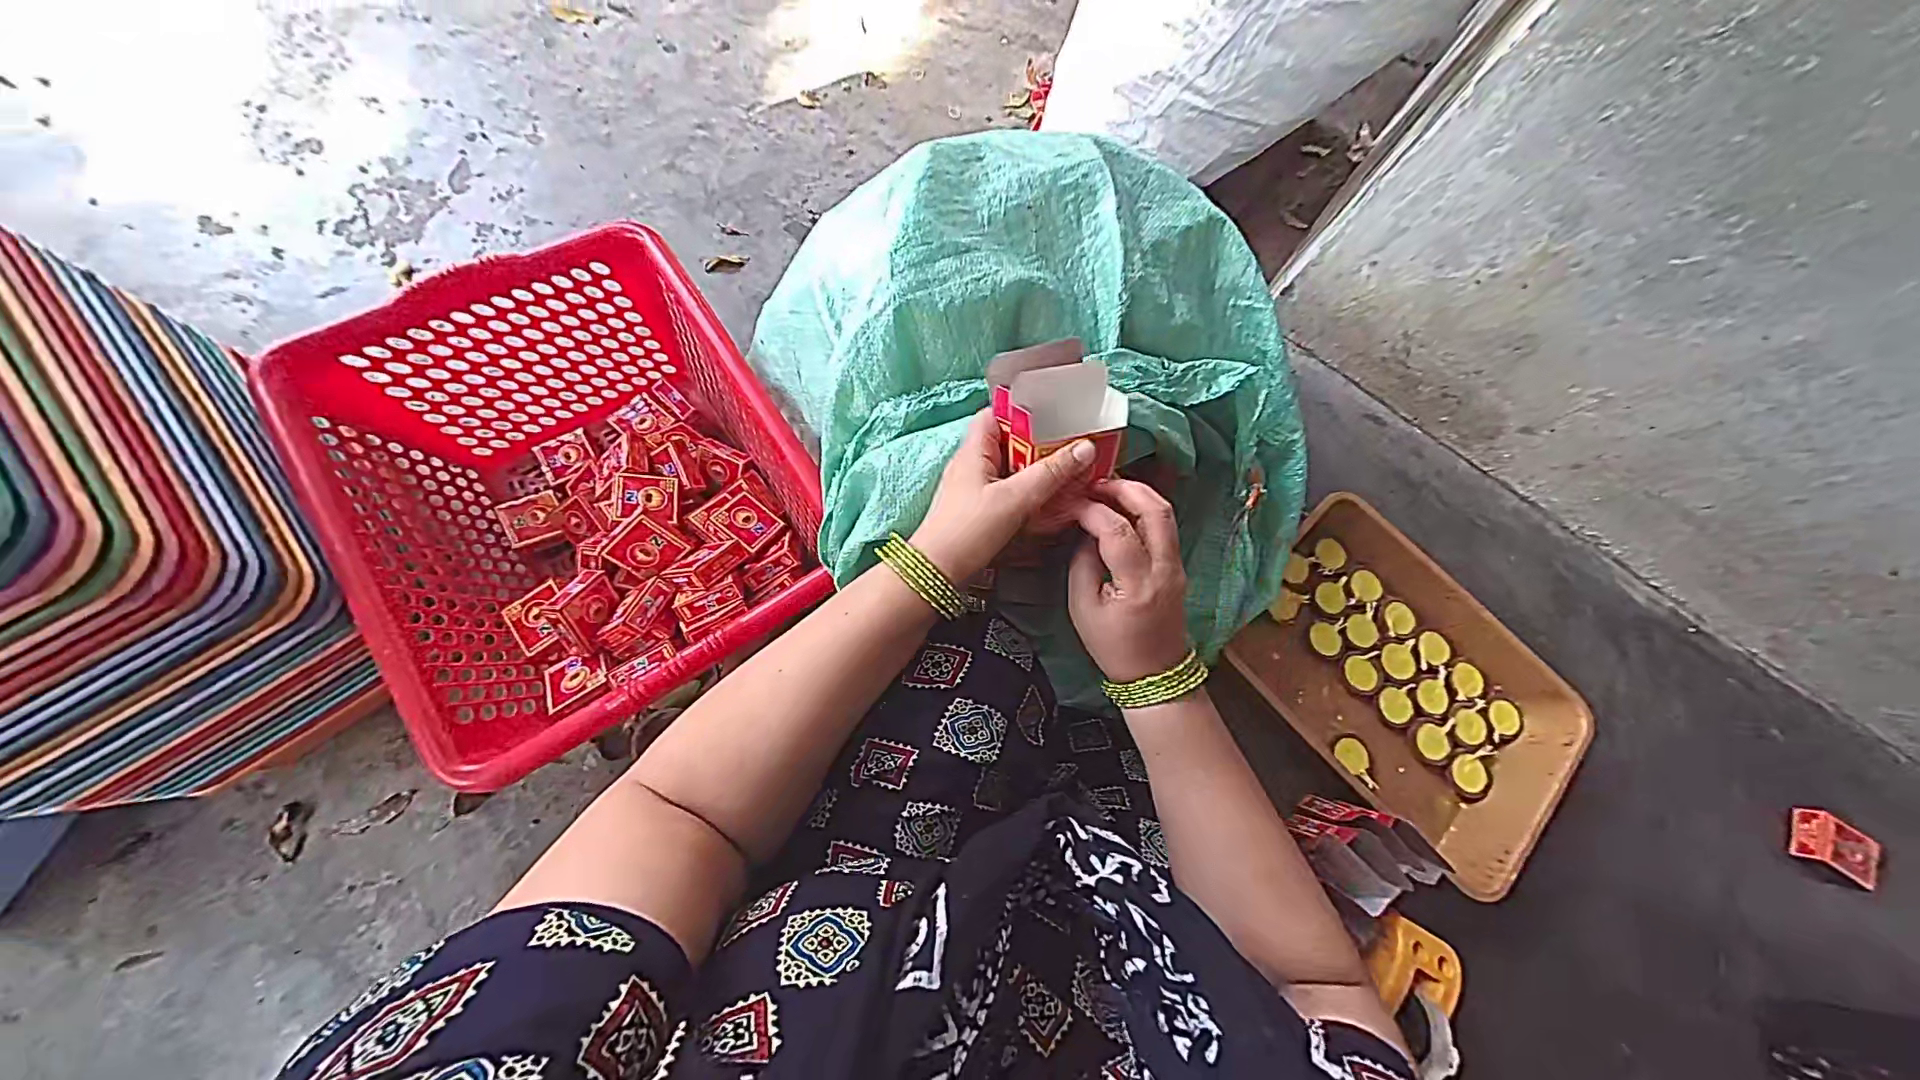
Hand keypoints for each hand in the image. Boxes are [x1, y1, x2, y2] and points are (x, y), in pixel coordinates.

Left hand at [911, 409, 1096, 582]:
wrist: (937, 573)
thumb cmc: (965, 532)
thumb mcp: (1014, 498)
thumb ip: (1051, 473)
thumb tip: (1083, 449)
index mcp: (973, 451)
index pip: (996, 414)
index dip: (1024, 411)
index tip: (1054, 415)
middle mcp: (973, 466)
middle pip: (1011, 443)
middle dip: (1041, 446)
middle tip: (1070, 450)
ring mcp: (976, 489)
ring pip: (1013, 470)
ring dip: (1038, 473)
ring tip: (1066, 475)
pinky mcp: (981, 511)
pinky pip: (1009, 493)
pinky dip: (1029, 494)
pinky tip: (1047, 503)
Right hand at [1067, 479, 1190, 683]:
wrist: (1154, 673)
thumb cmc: (1113, 646)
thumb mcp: (1082, 608)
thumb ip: (1082, 563)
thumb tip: (1086, 530)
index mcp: (1138, 585)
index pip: (1117, 531)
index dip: (1091, 511)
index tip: (1071, 505)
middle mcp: (1165, 569)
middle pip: (1156, 510)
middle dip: (1125, 488)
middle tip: (1096, 484)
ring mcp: (1177, 566)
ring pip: (1165, 513)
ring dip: (1137, 495)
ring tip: (1108, 490)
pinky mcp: (1177, 566)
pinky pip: (1165, 527)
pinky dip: (1143, 509)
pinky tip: (1121, 509)